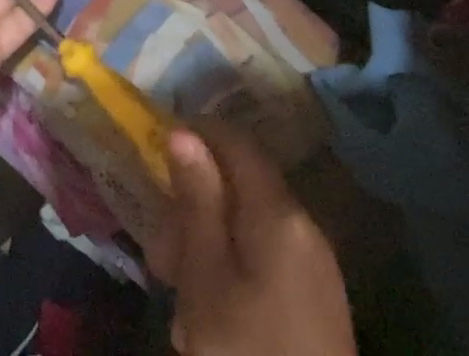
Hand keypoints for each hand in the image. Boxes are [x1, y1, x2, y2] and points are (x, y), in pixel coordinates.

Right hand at [148, 127, 355, 355]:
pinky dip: (229, 263)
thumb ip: (196, 202)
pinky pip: (264, 256)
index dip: (195, 133)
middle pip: (242, 184)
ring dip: (206, 239)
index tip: (153, 147)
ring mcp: (315, 263)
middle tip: (160, 248)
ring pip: (248, 223)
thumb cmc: (244, 348)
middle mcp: (305, 226)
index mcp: (279, 213)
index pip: (237, 142)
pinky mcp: (315, 296)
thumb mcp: (204, 277)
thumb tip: (184, 134)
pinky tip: (207, 303)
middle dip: (194, 202)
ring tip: (176, 283)